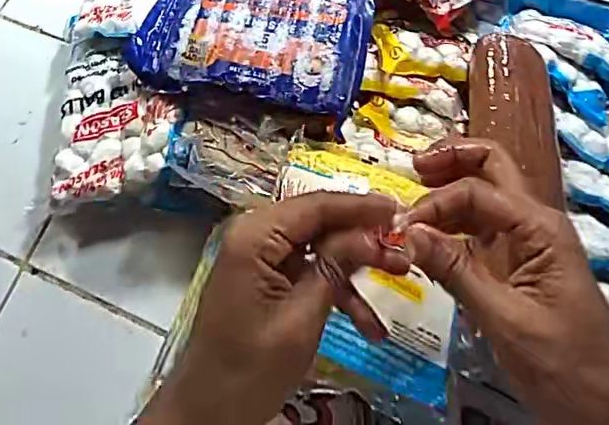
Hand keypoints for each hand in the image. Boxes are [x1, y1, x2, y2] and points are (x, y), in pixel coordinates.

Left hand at [141, 192, 409, 424]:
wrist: (206, 415)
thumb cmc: (248, 371)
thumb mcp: (301, 320)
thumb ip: (335, 269)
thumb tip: (371, 234)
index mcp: (255, 234)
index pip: (316, 205)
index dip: (360, 206)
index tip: (398, 208)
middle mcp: (256, 233)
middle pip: (319, 222)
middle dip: (362, 238)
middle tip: (402, 248)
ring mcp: (260, 255)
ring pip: (319, 246)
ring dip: (354, 268)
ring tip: (396, 279)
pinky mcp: (266, 276)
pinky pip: (308, 268)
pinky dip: (335, 288)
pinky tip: (366, 319)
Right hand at [401, 139, 608, 424]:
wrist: (607, 414)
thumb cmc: (566, 367)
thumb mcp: (506, 321)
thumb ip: (456, 272)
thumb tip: (408, 232)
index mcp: (540, 227)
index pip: (478, 190)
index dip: (438, 201)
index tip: (405, 225)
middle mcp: (533, 221)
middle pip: (491, 165)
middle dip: (452, 157)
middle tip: (414, 167)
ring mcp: (525, 240)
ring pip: (484, 192)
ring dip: (449, 187)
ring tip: (414, 197)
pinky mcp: (514, 262)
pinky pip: (479, 226)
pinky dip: (452, 221)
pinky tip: (429, 233)